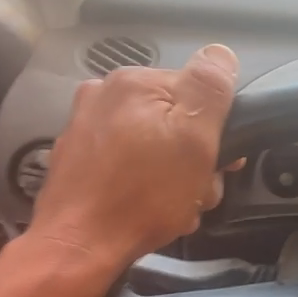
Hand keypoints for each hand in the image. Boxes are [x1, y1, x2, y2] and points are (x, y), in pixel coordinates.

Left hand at [27, 44, 240, 272]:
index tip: (220, 163)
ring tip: (172, 207)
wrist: (80, 243)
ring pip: (152, 146)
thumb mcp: (194, 139)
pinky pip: (127, 164)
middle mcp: (104, 94)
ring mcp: (85, 127)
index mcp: (135, 82)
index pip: (198, 93)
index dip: (217, 130)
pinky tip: (146, 208)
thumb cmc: (144, 195)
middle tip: (195, 191)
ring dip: (172, 176)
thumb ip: (210, 88)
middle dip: (193, 158)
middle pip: (174, 120)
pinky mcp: (77, 160)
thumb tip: (221, 53)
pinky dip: (143, 184)